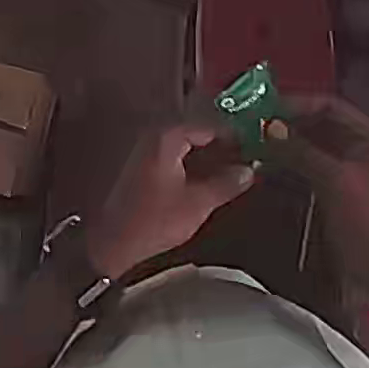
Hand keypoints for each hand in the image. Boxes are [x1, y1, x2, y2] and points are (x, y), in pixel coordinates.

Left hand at [83, 122, 254, 277]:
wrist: (116, 242)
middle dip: (222, 143)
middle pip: (196, 132)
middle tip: (248, 153)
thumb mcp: (198, 203)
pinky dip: (194, 162)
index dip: (231, 134)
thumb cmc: (156, 219)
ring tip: (235, 166)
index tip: (253, 142)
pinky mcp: (145, 167)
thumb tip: (249, 170)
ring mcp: (147, 151)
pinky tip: (211, 176)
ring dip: (209, 154)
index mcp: (167, 138)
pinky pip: (176, 155)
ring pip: (186, 144)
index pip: (207, 125)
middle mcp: (155, 137)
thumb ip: (226, 184)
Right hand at [268, 96, 368, 285]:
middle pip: (318, 125)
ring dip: (285, 144)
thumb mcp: (336, 181)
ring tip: (253, 142)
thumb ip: (301, 151)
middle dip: (286, 124)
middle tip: (252, 125)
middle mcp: (361, 147)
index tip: (264, 108)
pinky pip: (310, 169)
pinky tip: (268, 164)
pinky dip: (290, 164)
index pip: (328, 105)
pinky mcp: (339, 195)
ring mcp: (350, 172)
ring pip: (312, 147)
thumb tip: (269, 128)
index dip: (296, 104)